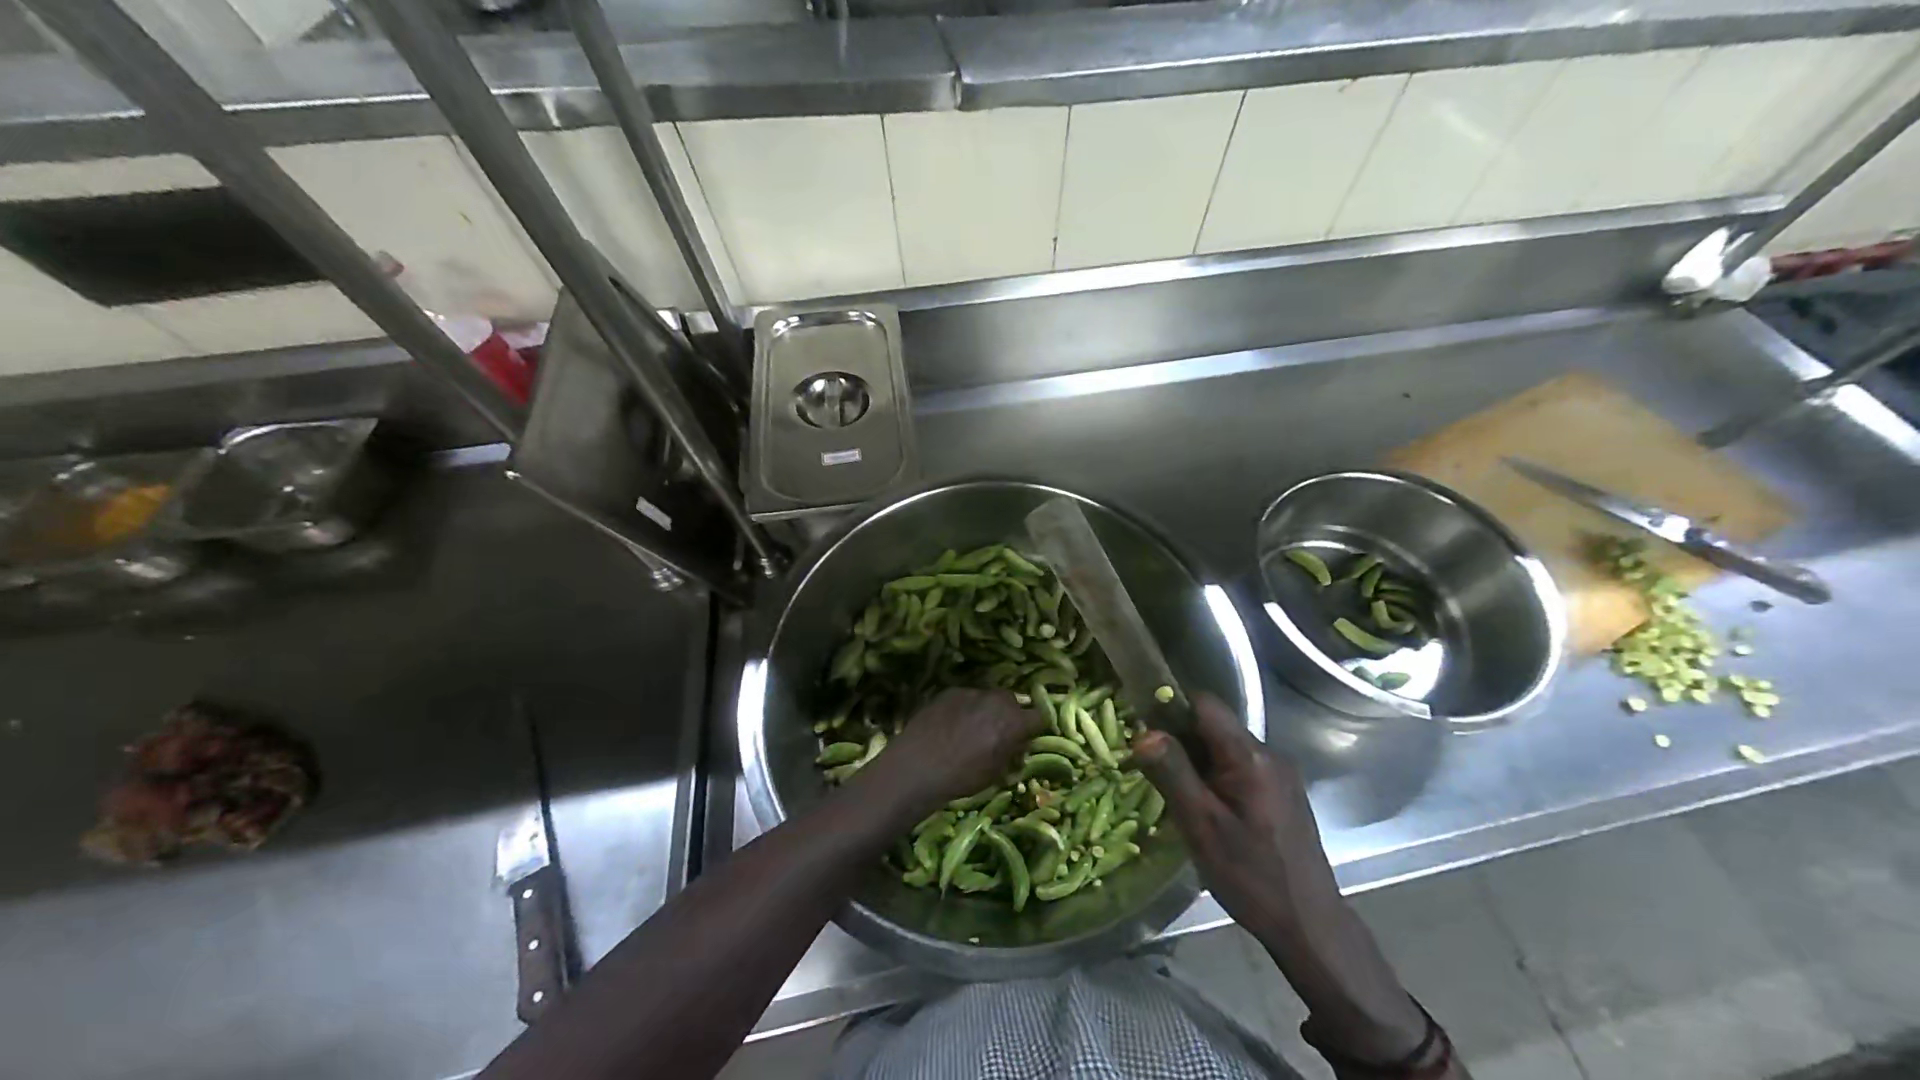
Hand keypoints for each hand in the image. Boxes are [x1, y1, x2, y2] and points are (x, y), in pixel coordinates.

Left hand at [859, 688, 1041, 811]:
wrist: (919, 765)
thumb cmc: (963, 776)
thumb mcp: (996, 772)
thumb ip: (1012, 753)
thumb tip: (1018, 746)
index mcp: (1013, 722)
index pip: (1039, 716)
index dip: (1034, 727)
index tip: (1028, 736)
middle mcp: (996, 701)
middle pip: (1012, 701)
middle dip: (1010, 714)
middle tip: (999, 732)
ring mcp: (971, 692)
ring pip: (988, 697)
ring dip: (986, 709)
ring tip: (972, 727)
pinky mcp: (950, 691)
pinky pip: (966, 697)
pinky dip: (965, 707)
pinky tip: (952, 723)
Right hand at [1130, 694, 1339, 941]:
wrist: (1310, 925)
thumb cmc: (1251, 875)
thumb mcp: (1201, 826)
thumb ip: (1172, 774)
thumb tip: (1143, 733)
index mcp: (1250, 756)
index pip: (1205, 704)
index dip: (1171, 706)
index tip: (1142, 724)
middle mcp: (1270, 754)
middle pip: (1215, 726)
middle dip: (1180, 738)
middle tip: (1150, 766)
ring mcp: (1281, 775)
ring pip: (1226, 749)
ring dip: (1197, 760)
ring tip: (1174, 790)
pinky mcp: (1284, 794)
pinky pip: (1240, 768)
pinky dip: (1216, 777)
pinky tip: (1205, 808)